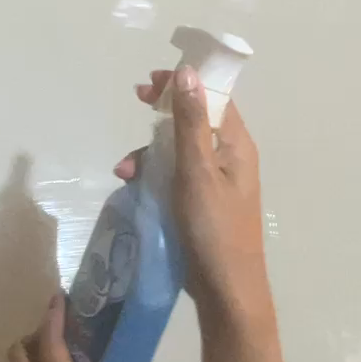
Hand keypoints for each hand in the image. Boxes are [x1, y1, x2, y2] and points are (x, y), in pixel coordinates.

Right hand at [115, 67, 273, 334]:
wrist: (225, 289)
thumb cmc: (214, 228)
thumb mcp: (197, 171)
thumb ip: (190, 122)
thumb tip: (187, 72)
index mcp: (236, 145)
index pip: (214, 98)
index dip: (185, 83)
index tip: (152, 80)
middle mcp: (227, 158)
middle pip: (194, 119)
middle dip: (163, 111)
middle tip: (137, 100)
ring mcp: (213, 181)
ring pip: (177, 148)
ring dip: (149, 151)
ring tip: (124, 171)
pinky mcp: (198, 202)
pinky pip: (172, 174)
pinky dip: (151, 174)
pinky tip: (131, 187)